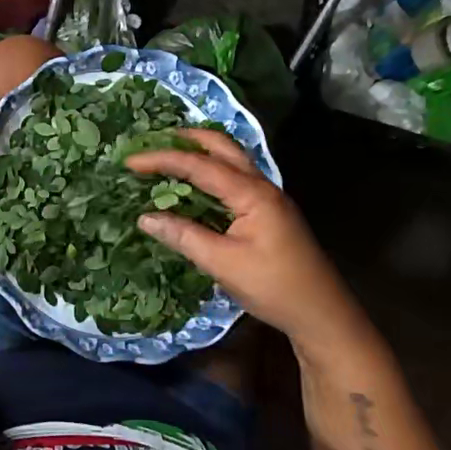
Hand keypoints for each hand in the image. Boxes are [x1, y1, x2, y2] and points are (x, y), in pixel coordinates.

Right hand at [127, 129, 361, 342]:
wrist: (319, 310)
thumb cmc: (273, 286)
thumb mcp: (223, 263)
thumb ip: (184, 236)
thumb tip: (146, 218)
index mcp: (252, 193)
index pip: (200, 166)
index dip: (163, 160)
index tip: (130, 162)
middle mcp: (262, 186)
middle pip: (223, 147)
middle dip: (188, 139)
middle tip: (155, 141)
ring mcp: (270, 198)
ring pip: (234, 161)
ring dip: (203, 153)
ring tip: (172, 155)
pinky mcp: (270, 213)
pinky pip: (238, 180)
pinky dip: (214, 173)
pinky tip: (199, 187)